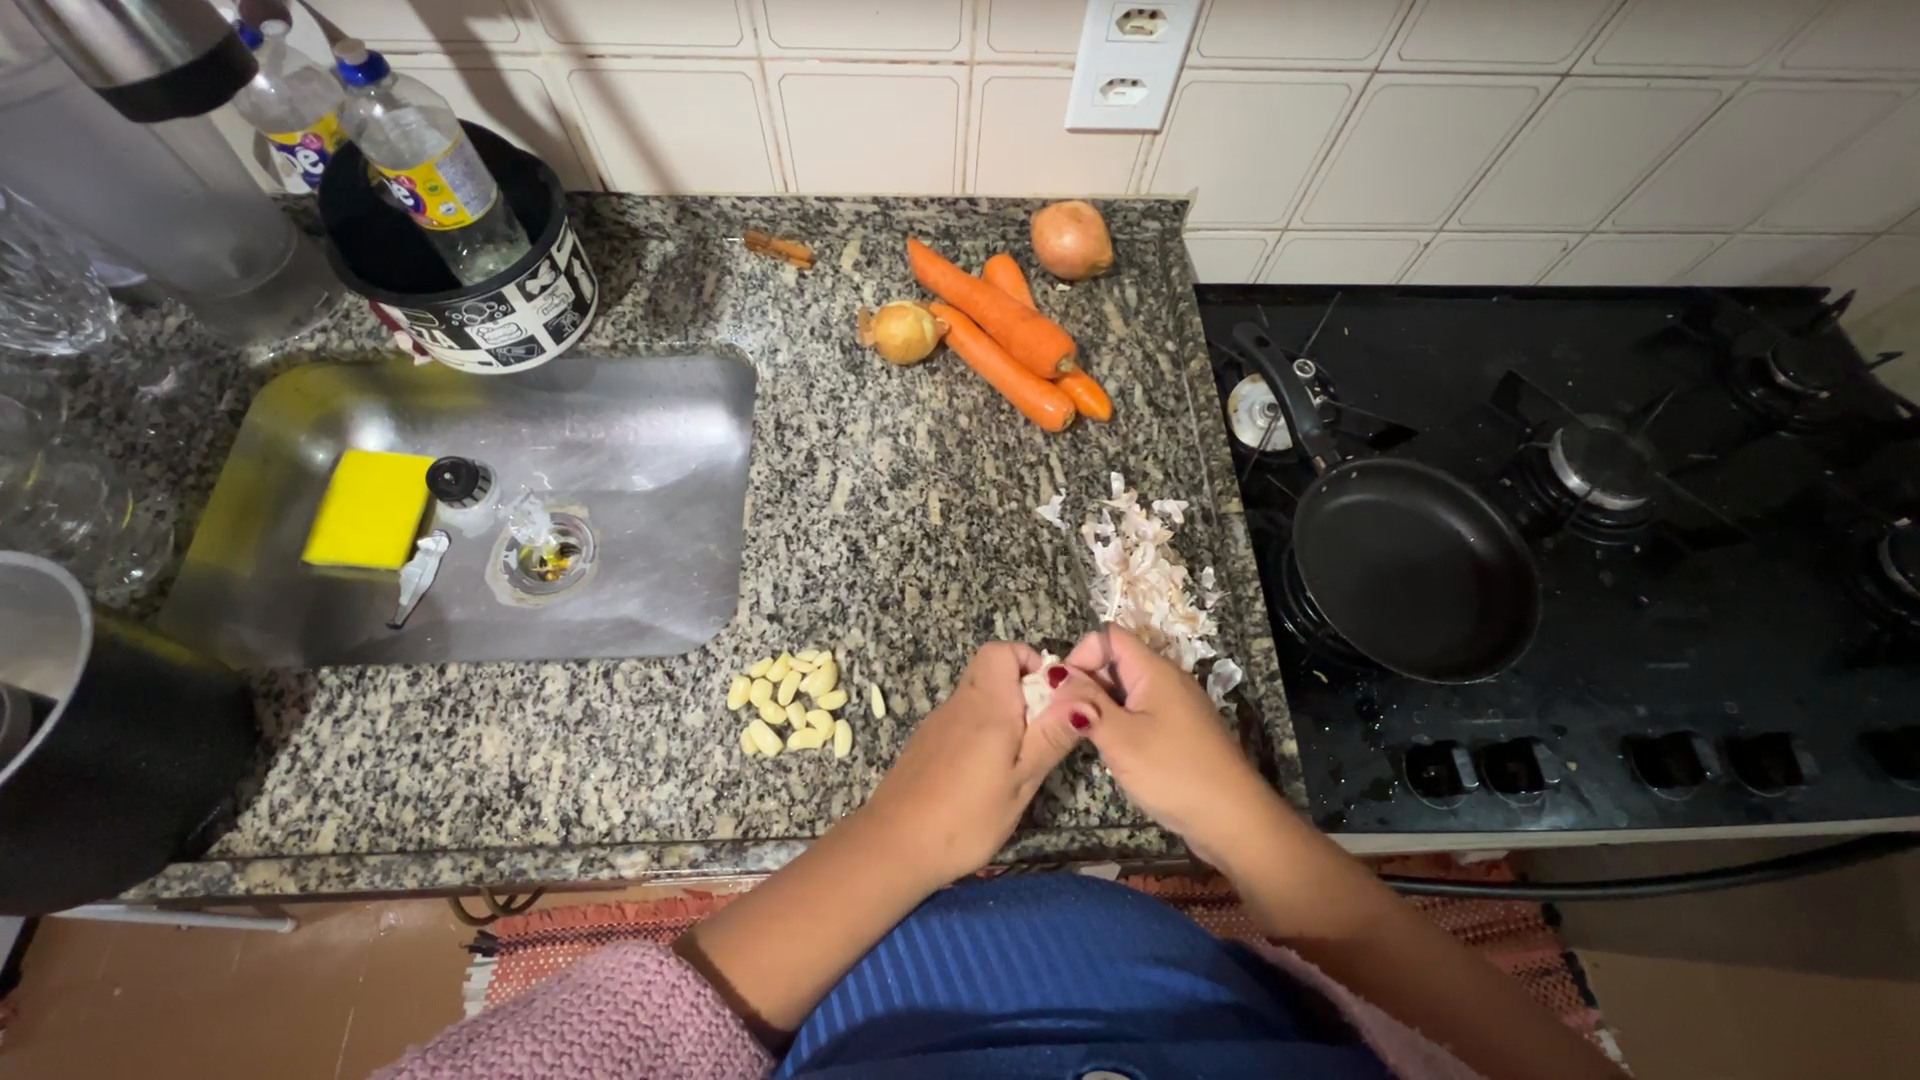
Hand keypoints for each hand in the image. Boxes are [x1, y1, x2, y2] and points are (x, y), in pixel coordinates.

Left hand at [854, 642, 1082, 887]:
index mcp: (986, 705)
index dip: (1030, 662)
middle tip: (1041, 733)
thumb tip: (1086, 699)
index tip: (1052, 698)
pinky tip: (984, 776)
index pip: (1002, 650)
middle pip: (990, 670)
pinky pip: (961, 720)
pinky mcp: (925, 744)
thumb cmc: (967, 816)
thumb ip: (1052, 736)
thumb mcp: (1022, 781)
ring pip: (977, 697)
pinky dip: (981, 733)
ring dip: (1003, 714)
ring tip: (1018, 761)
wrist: (894, 846)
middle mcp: (959, 703)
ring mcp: (938, 723)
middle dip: (1022, 690)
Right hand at [1037, 625, 1283, 864]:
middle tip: (1065, 717)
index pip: (1108, 636)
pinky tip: (1111, 748)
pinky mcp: (1178, 729)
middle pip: (1116, 661)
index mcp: (1154, 671)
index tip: (1063, 691)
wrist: (1232, 817)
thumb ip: (1086, 704)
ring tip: (1083, 734)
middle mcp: (1166, 679)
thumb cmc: (1173, 772)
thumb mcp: (1120, 738)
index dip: (1080, 654)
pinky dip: (1119, 721)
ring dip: (1100, 704)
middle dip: (1086, 682)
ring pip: (1125, 689)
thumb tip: (1057, 675)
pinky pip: (1140, 710)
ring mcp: (1174, 704)